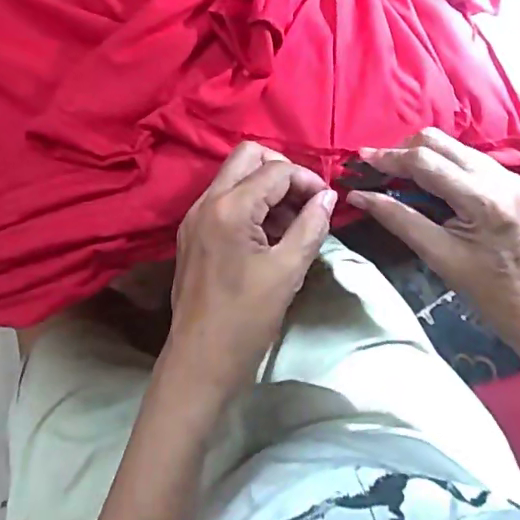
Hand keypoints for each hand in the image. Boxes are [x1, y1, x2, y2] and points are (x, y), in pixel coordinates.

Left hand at [169, 142, 335, 393]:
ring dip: (266, 186)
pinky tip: (269, 234)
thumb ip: (311, 226)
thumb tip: (327, 197)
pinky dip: (250, 202)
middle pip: (248, 155)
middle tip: (304, 200)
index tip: (326, 202)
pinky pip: (224, 198)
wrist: (199, 364)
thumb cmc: (246, 320)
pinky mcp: (192, 232)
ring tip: (292, 222)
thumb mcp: (288, 272)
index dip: (307, 180)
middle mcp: (207, 201)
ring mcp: (195, 216)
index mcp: (229, 208)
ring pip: (235, 175)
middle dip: (282, 170)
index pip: (276, 170)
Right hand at [349, 129, 519, 349]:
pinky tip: (430, 184)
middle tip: (380, 170)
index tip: (361, 158)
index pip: (426, 161)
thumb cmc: (486, 290)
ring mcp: (509, 174)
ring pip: (452, 145)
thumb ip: (398, 218)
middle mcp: (500, 177)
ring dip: (422, 155)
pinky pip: (466, 156)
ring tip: (401, 178)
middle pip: (439, 141)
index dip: (390, 157)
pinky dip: (442, 163)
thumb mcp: (437, 256)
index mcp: (484, 200)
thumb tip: (360, 195)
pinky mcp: (511, 177)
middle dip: (404, 151)